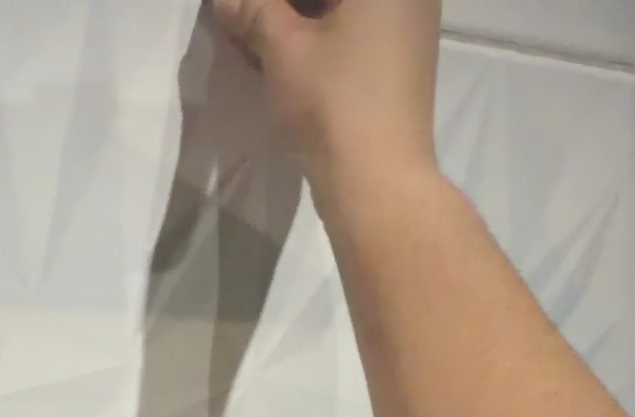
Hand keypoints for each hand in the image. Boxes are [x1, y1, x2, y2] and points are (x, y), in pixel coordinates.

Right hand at [212, 0, 442, 198]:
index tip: (240, 10)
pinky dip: (320, 39)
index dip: (268, 1)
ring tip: (256, 40)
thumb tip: (225, 0)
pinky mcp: (400, 62)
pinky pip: (354, 32)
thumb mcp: (283, 51)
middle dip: (282, 6)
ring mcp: (410, 26)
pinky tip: (284, 57)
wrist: (377, 180)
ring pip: (341, 12)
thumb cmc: (332, 103)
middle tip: (244, 20)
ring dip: (297, 21)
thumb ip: (253, 12)